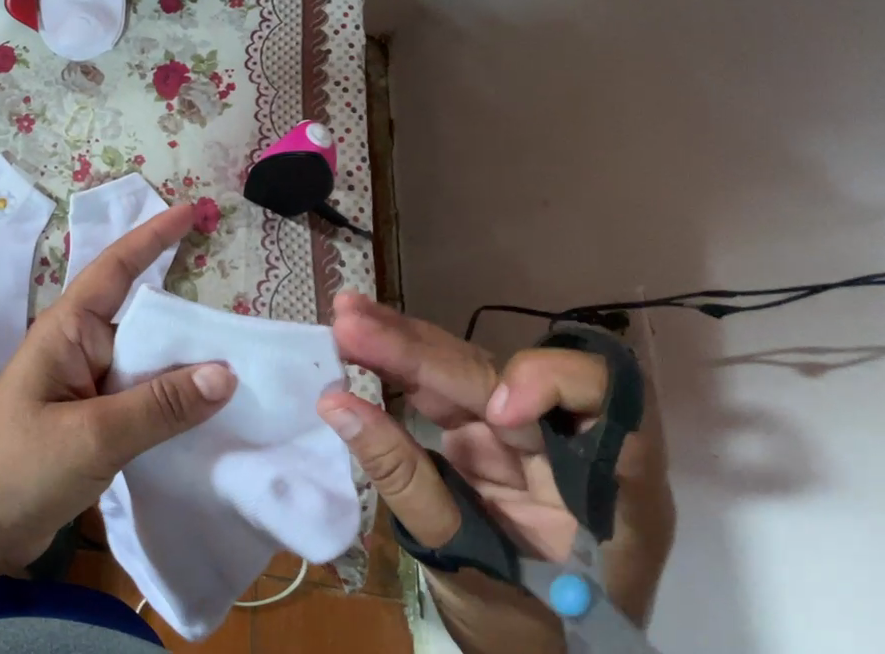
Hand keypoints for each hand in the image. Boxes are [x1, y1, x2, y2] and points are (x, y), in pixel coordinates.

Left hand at [0, 205, 237, 572]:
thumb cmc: (18, 467)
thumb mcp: (92, 434)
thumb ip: (158, 405)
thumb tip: (226, 373)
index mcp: (66, 332)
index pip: (115, 270)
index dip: (152, 238)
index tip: (191, 211)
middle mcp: (78, 351)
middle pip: (142, 323)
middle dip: (189, 319)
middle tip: (254, 323)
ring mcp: (84, 390)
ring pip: (147, 367)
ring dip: (187, 369)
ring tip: (253, 372)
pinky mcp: (91, 426)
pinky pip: (142, 403)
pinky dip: (174, 406)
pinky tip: (214, 419)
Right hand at [315, 294, 674, 650]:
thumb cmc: (528, 632)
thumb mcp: (468, 567)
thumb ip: (406, 482)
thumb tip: (335, 404)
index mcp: (605, 487)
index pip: (602, 402)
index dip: (550, 386)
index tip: (496, 410)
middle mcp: (568, 449)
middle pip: (502, 376)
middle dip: (423, 347)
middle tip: (352, 321)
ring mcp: (522, 443)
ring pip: (466, 374)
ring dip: (403, 344)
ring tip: (347, 318)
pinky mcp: (483, 444)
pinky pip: (442, 395)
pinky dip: (399, 369)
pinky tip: (361, 347)